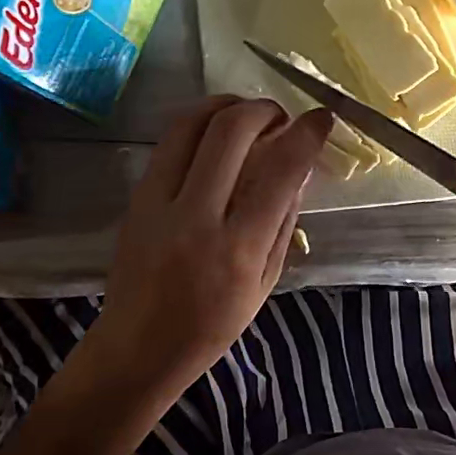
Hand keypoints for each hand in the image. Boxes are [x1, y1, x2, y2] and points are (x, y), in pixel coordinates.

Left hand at [80, 96, 331, 405]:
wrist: (138, 347)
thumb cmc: (209, 328)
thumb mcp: (263, 285)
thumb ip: (282, 223)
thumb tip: (299, 170)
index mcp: (236, 250)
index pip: (279, 171)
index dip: (306, 134)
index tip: (321, 118)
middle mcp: (194, 218)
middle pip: (229, 132)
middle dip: (263, 109)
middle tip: (279, 117)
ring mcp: (156, 205)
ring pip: (188, 126)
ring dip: (224, 106)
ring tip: (245, 114)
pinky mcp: (134, 201)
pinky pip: (167, 147)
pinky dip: (196, 128)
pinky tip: (212, 137)